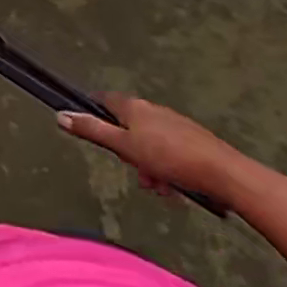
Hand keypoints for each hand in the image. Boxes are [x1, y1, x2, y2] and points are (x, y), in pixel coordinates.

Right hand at [57, 95, 253, 203]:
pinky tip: (173, 186)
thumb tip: (60, 114)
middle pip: (127, 125)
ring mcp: (175, 124)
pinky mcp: (194, 140)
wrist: (226, 174)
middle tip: (132, 170)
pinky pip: (168, 150)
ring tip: (157, 187)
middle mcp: (153, 109)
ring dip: (146, 163)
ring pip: (149, 141)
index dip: (92, 111)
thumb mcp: (124, 147)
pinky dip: (165, 166)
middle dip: (126, 150)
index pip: (103, 99)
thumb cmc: (170, 158)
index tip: (87, 128)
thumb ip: (92, 131)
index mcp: (133, 106)